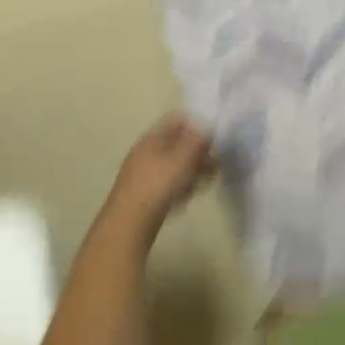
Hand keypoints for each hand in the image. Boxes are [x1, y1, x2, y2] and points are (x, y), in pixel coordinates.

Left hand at [104, 114, 215, 235]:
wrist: (129, 224)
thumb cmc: (158, 185)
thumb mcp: (183, 158)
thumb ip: (197, 140)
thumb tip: (207, 127)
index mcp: (152, 138)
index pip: (177, 121)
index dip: (197, 124)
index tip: (214, 136)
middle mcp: (145, 153)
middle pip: (177, 144)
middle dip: (198, 152)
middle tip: (215, 162)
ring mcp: (143, 175)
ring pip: (174, 166)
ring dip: (192, 170)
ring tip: (207, 180)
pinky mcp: (145, 196)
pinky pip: (168, 184)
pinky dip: (181, 186)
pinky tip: (188, 197)